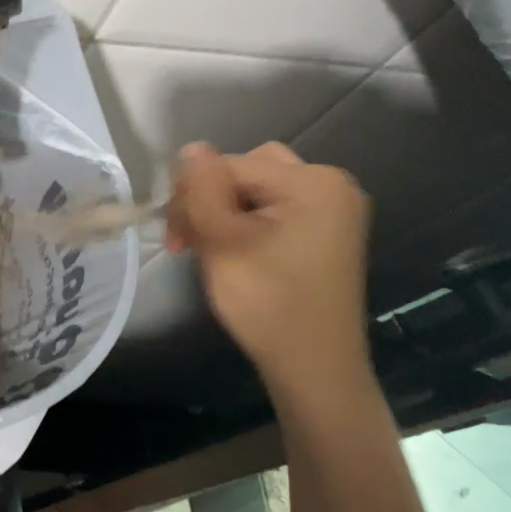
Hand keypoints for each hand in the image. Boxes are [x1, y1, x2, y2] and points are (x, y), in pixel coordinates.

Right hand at [166, 142, 371, 389]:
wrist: (313, 364)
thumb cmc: (266, 301)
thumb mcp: (222, 241)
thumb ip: (203, 189)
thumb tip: (190, 147)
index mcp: (312, 181)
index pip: (230, 165)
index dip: (194, 196)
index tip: (175, 242)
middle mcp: (332, 184)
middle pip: (248, 170)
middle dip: (210, 200)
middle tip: (189, 243)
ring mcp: (335, 210)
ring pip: (259, 191)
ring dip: (225, 213)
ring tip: (211, 250)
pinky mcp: (329, 233)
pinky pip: (278, 210)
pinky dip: (249, 225)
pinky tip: (237, 254)